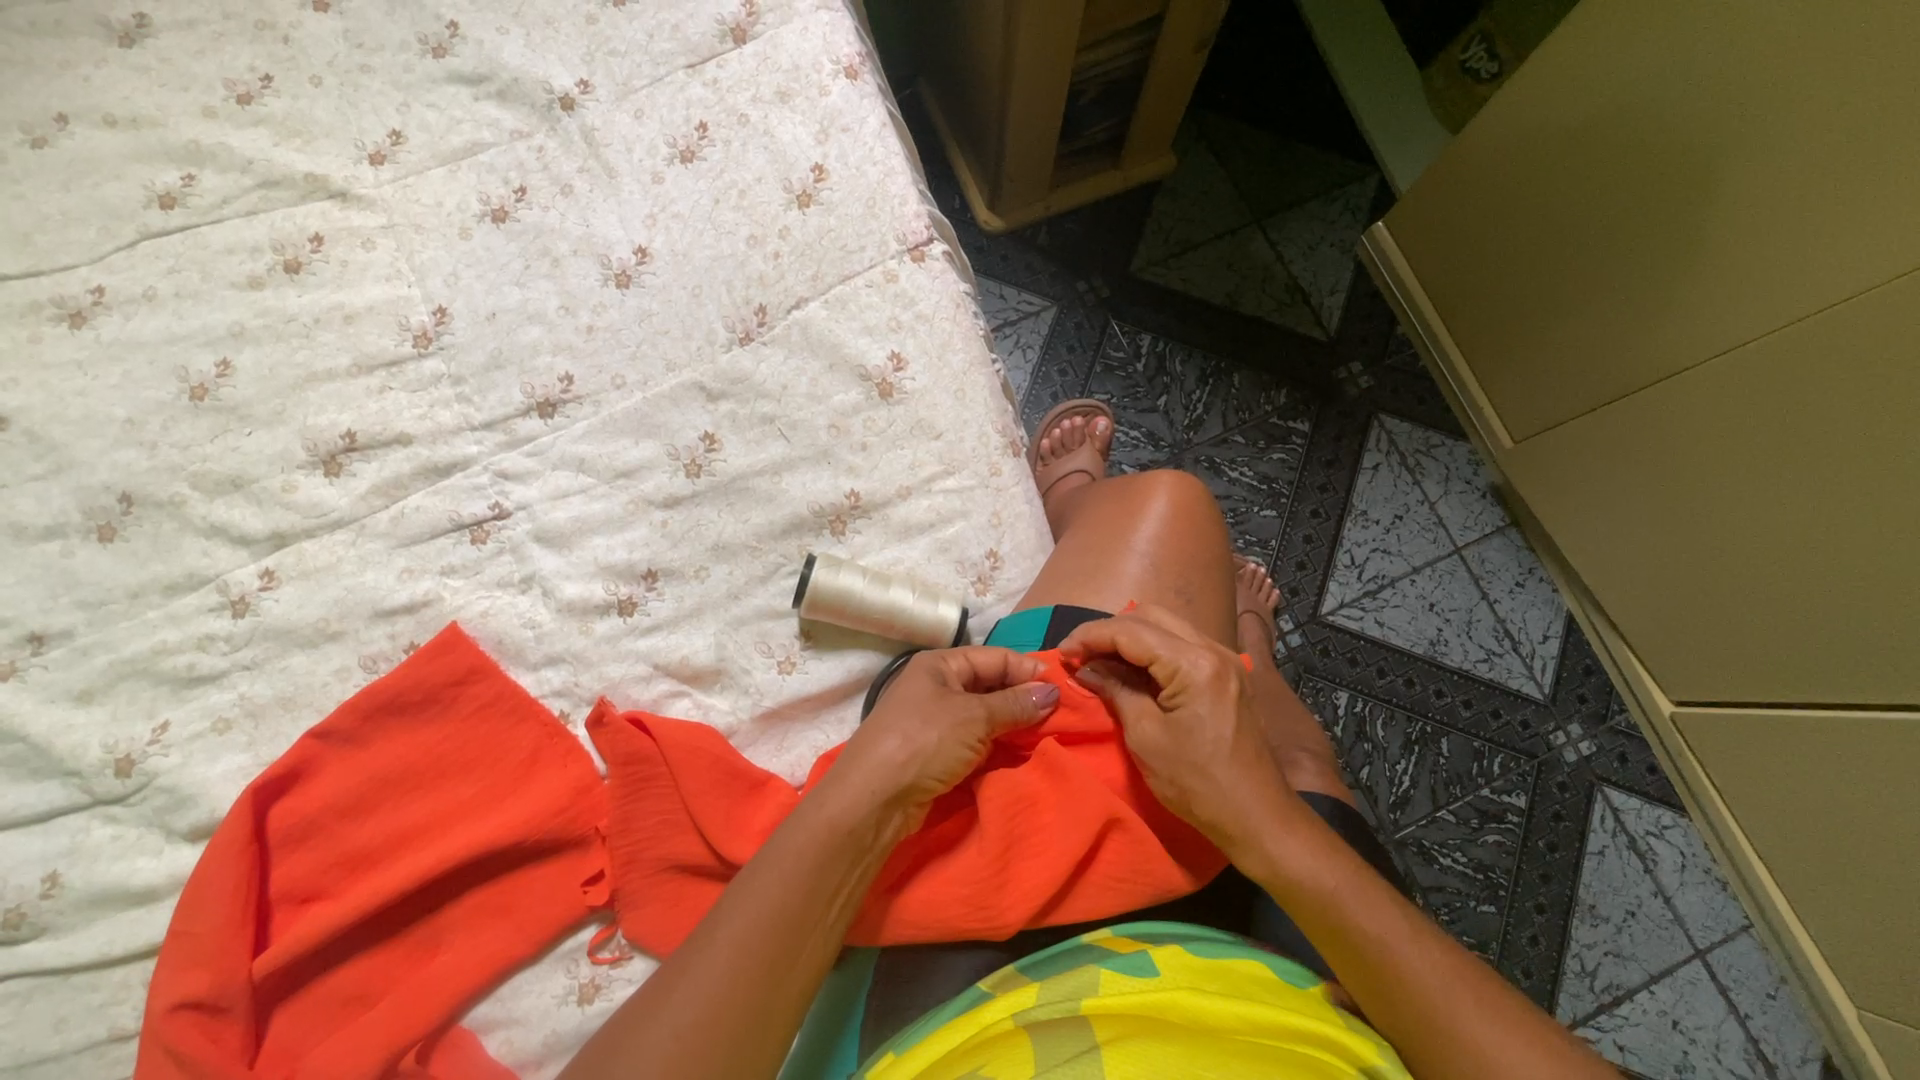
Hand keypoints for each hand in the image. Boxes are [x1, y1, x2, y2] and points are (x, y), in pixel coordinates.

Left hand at [825, 647, 1060, 835]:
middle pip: (989, 685)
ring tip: (1049, 733)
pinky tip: (1021, 753)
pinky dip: (996, 745)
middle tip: (1062, 713)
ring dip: (1013, 724)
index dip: (1028, 669)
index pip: (994, 657)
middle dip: (1024, 698)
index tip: (1064, 686)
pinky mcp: (935, 752)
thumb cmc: (925, 742)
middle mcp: (935, 687)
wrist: (875, 798)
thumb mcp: (975, 717)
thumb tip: (1052, 692)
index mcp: (939, 665)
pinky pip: (974, 741)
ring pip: (984, 715)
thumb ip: (1016, 704)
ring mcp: (934, 721)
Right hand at [1058, 605, 1295, 858]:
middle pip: (1150, 615)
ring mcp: (1225, 659)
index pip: (1131, 630)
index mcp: (1194, 664)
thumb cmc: (1195, 783)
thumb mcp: (1145, 737)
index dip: (1090, 636)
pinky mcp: (1227, 674)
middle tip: (1081, 656)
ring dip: (1131, 638)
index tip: (1063, 654)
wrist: (1256, 815)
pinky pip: (1182, 644)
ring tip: (1100, 662)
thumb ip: (1115, 690)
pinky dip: (1153, 650)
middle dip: (1110, 631)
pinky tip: (1132, 672)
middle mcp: (1213, 649)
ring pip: (1167, 626)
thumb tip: (1084, 668)